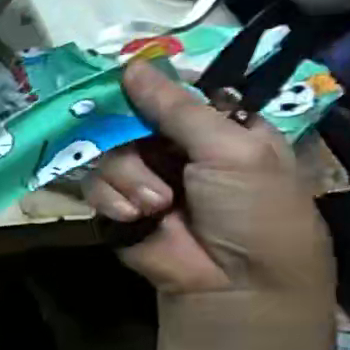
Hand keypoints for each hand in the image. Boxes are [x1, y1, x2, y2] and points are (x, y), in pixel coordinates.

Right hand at [85, 60, 333, 309]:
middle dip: (131, 141)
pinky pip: (94, 187)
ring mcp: (143, 179)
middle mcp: (175, 149)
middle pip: (128, 121)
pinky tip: (134, 216)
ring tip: (154, 204)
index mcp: (216, 128)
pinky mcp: (116, 208)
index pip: (169, 95)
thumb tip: (133, 64)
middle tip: (144, 155)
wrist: (234, 284)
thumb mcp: (231, 148)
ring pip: (107, 154)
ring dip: (126, 178)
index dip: (145, 90)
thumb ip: (177, 107)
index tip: (123, 86)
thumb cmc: (254, 210)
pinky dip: (111, 200)